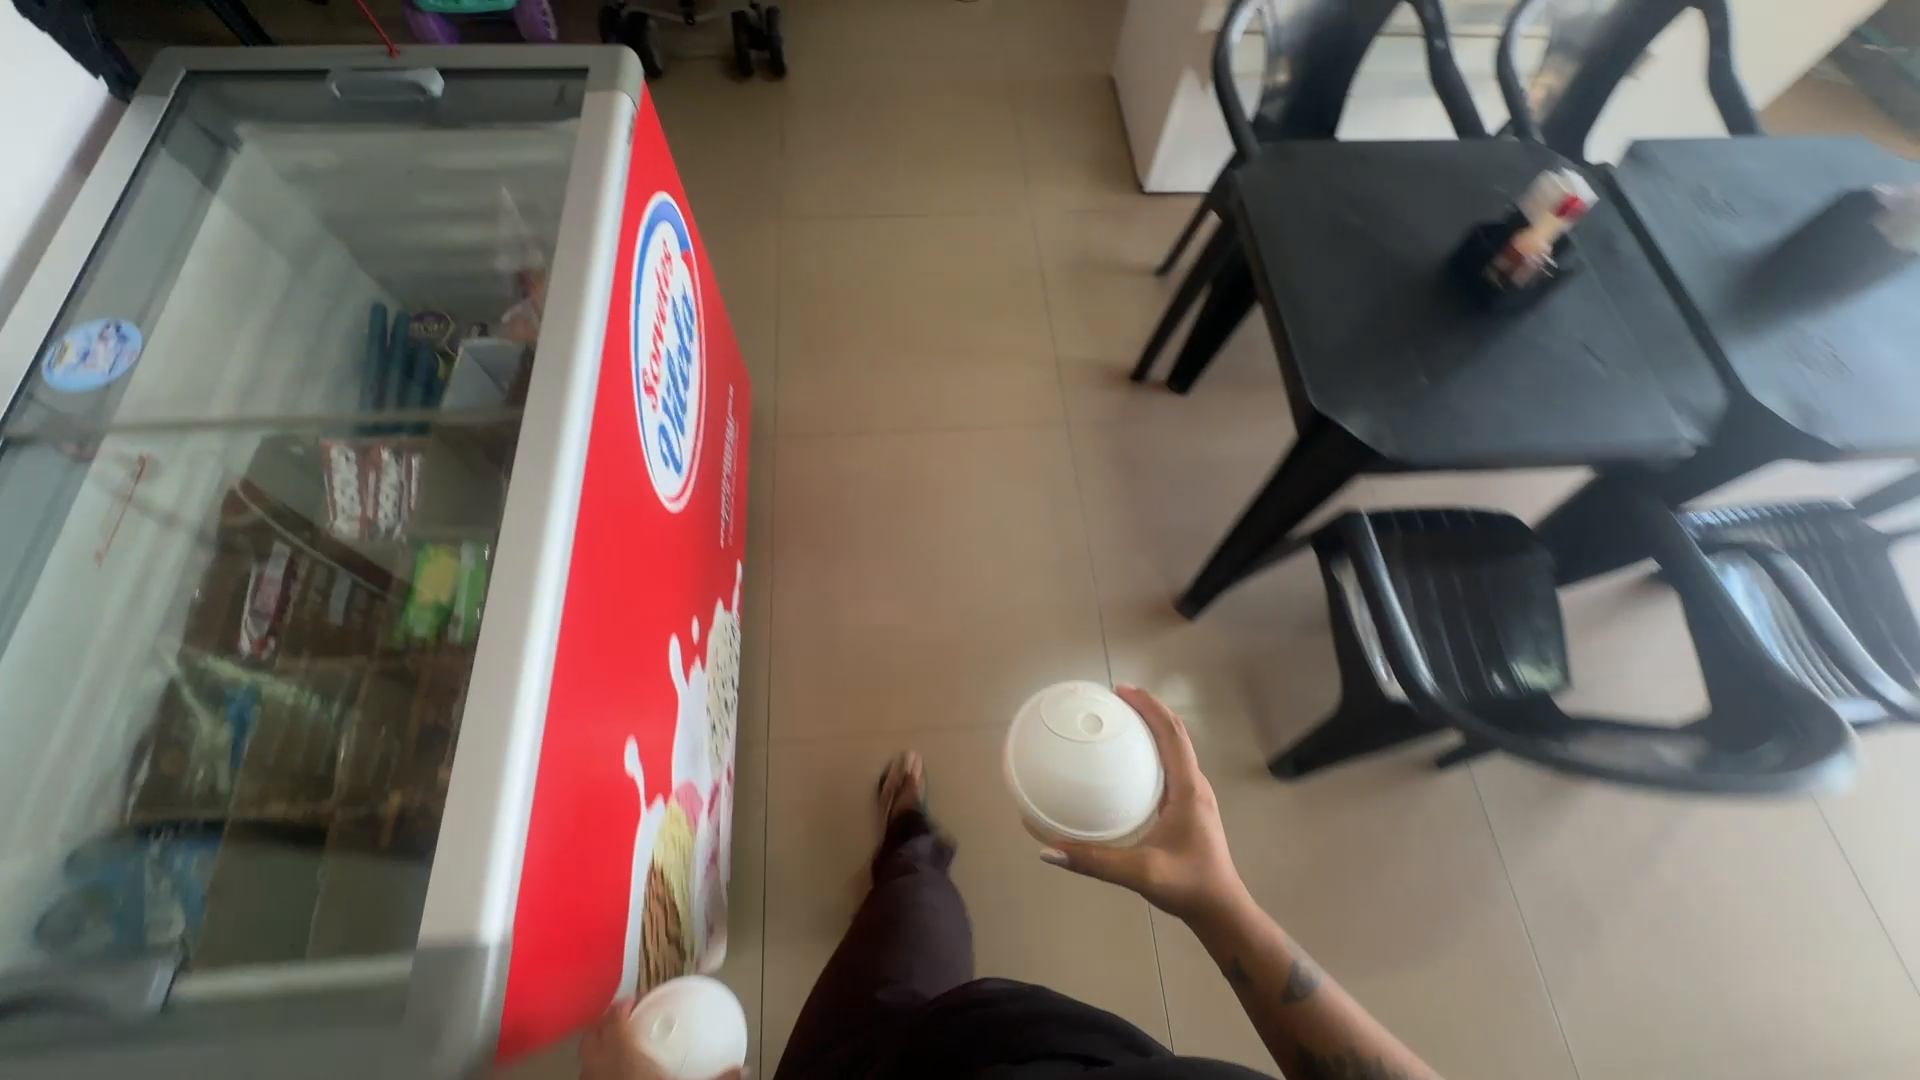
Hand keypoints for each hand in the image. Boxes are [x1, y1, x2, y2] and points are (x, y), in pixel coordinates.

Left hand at [579, 1000, 746, 1079]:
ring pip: (584, 1064)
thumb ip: (716, 1078)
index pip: (614, 1018)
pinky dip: (596, 1078)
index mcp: (622, 1054)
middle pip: (590, 1038)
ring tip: (616, 1053)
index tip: (638, 1001)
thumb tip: (744, 1069)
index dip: (623, 1005)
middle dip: (603, 1026)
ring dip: (596, 1054)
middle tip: (625, 1022)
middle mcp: (599, 1068)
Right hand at [1041, 686, 1246, 924]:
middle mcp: (1194, 785)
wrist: (1222, 912)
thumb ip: (1094, 862)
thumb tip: (1048, 851)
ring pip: (1175, 748)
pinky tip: (1128, 762)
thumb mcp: (1140, 873)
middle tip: (1115, 698)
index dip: (1149, 707)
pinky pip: (1171, 765)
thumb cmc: (1188, 885)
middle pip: (1175, 733)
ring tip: (1121, 720)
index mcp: (1188, 789)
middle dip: (1148, 709)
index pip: (1172, 734)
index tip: (1121, 690)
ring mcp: (1194, 796)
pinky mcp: (1189, 808)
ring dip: (1152, 727)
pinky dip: (1152, 749)